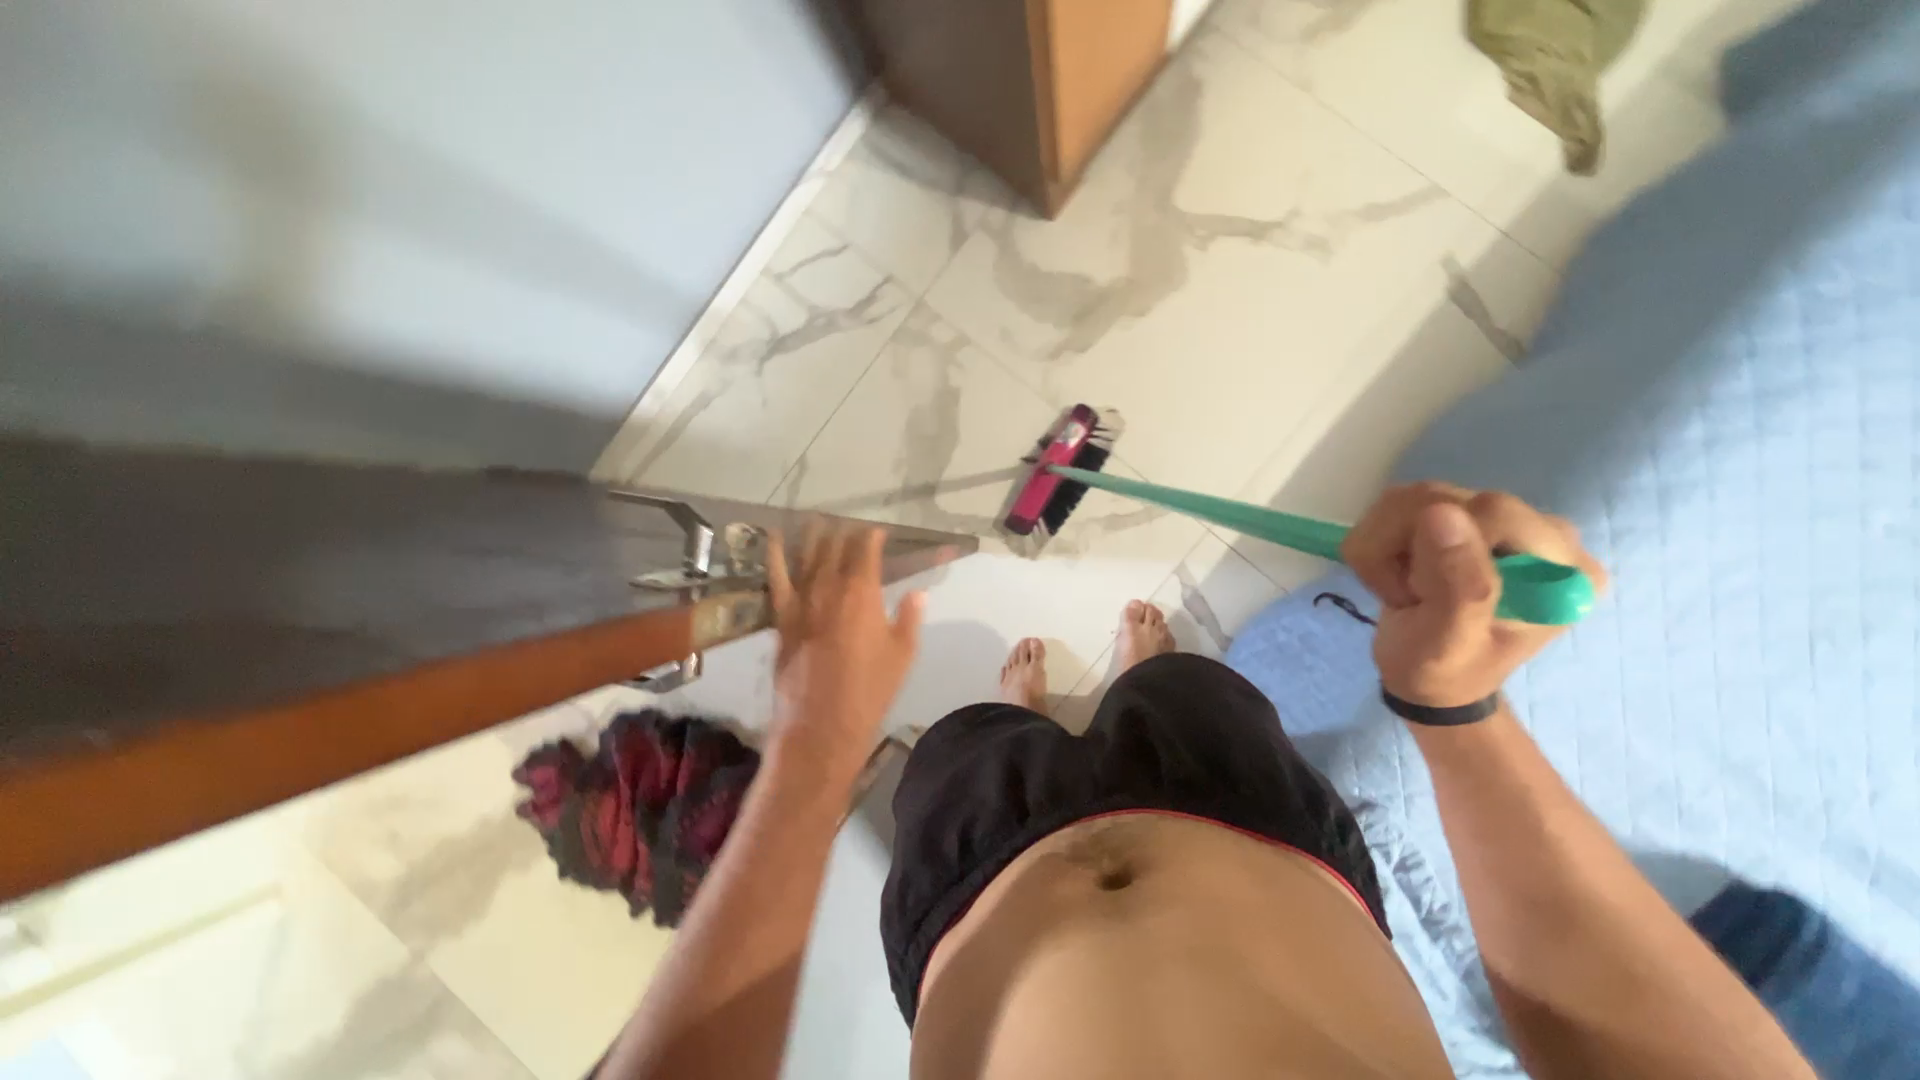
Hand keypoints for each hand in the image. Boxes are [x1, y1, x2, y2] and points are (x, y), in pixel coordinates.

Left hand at [765, 525, 924, 776]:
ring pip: (807, 556)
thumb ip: (910, 619)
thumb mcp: (903, 655)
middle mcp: (830, 587)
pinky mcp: (782, 617)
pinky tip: (773, 538)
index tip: (878, 531)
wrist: (821, 724)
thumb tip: (917, 594)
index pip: (867, 550)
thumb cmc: (870, 691)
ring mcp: (802, 601)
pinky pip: (776, 579)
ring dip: (814, 535)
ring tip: (818, 519)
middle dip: (844, 532)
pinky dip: (774, 556)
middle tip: (850, 525)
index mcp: (863, 593)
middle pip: (836, 548)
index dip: (872, 536)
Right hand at [1342, 484, 1607, 707]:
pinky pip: (1403, 501)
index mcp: (1563, 570)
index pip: (1493, 513)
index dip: (1436, 546)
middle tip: (1408, 593)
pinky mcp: (1466, 516)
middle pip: (1451, 497)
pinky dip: (1383, 538)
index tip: (1419, 592)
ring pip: (1418, 495)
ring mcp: (1503, 522)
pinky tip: (1401, 569)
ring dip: (1388, 544)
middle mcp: (1545, 536)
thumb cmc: (1442, 673)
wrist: (1430, 680)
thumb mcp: (1448, 645)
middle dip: (1406, 547)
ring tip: (1404, 585)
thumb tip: (1439, 512)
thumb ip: (1457, 586)